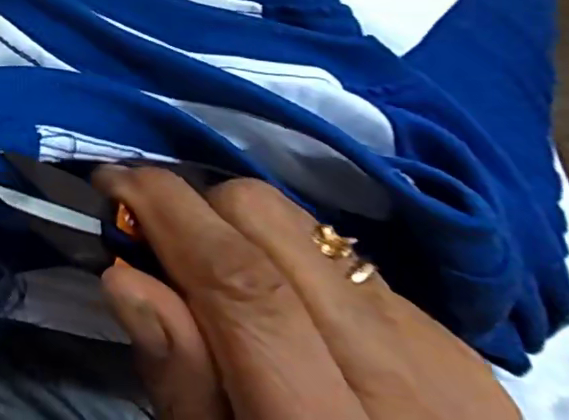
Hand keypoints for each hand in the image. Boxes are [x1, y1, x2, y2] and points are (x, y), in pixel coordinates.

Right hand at [94, 167, 518, 419]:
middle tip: (150, 228)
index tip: (113, 181)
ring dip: (239, 225)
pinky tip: (276, 299)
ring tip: (206, 260)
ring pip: (308, 225)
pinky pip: (346, 258)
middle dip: (195, 206)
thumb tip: (125, 277)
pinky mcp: (455, 345)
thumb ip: (184, 387)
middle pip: (274, 225)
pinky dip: (288, 256)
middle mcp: (403, 379)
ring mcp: (439, 354)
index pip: (245, 287)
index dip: (170, 216)